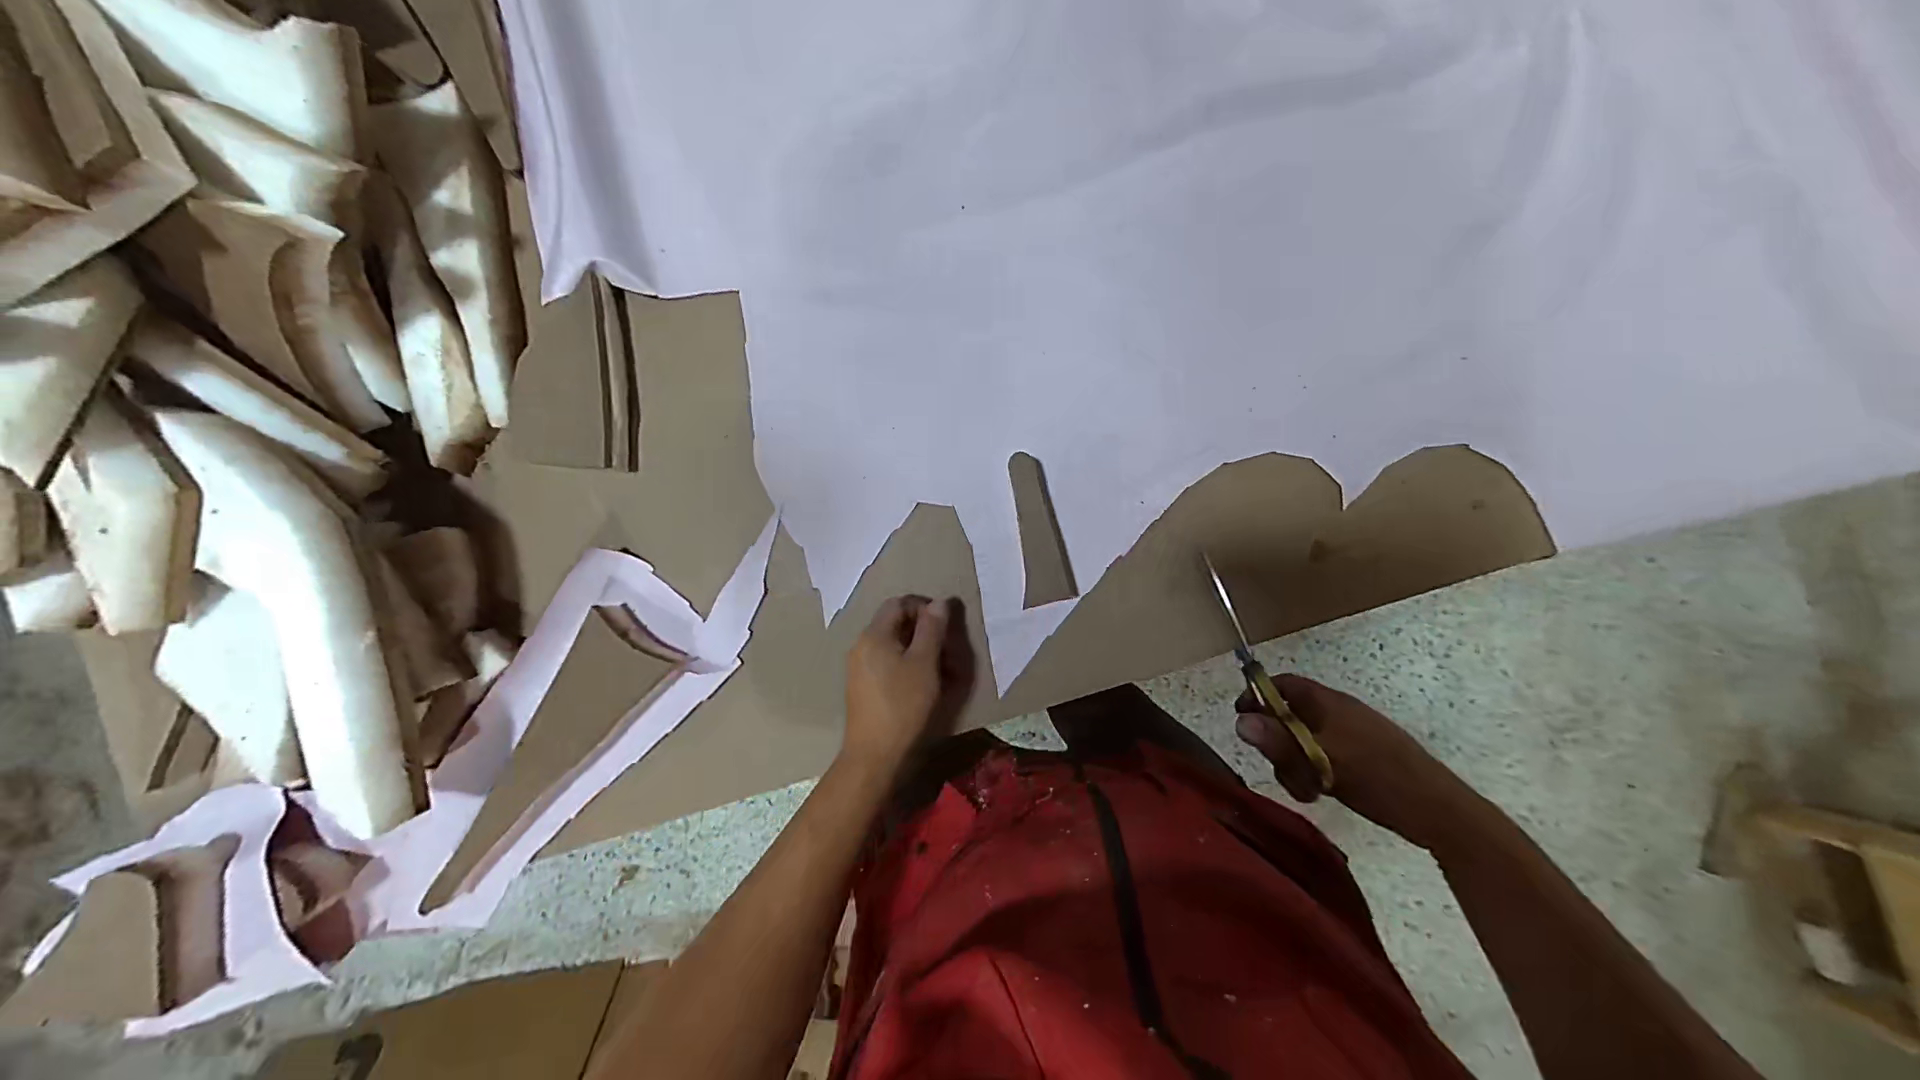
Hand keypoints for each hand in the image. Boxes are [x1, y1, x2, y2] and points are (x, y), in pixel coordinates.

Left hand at [843, 595, 972, 773]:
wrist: (875, 756)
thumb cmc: (903, 706)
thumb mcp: (925, 664)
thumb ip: (933, 630)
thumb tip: (939, 603)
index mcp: (874, 635)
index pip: (899, 603)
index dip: (925, 608)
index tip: (947, 627)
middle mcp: (862, 646)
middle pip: (897, 624)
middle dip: (927, 633)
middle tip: (951, 654)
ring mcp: (860, 667)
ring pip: (895, 646)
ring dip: (922, 652)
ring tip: (945, 674)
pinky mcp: (864, 687)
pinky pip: (889, 664)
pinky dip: (910, 667)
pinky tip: (926, 687)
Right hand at [1235, 674, 1481, 850]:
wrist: (1439, 811)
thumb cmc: (1377, 777)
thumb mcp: (1319, 762)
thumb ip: (1279, 742)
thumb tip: (1240, 721)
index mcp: (1329, 703)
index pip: (1282, 683)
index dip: (1258, 695)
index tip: (1242, 720)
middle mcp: (1339, 711)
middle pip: (1290, 714)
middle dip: (1277, 741)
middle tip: (1278, 767)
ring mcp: (1353, 733)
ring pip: (1306, 739)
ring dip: (1296, 762)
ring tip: (1306, 789)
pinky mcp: (1364, 755)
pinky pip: (1324, 755)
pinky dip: (1315, 772)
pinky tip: (1323, 793)